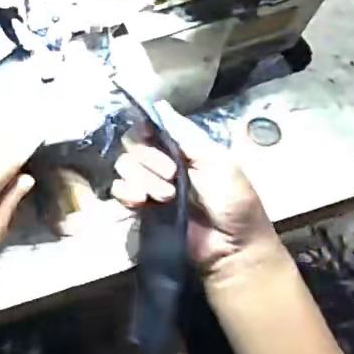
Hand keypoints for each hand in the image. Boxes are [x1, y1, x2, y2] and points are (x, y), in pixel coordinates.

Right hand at [111, 108, 290, 290]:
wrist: (231, 248)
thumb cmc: (234, 203)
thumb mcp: (219, 162)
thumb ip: (186, 136)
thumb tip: (160, 106)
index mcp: (182, 148)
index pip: (151, 128)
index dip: (146, 129)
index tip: (151, 136)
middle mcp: (162, 162)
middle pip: (134, 145)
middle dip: (149, 158)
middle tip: (171, 175)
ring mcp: (150, 185)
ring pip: (125, 166)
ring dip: (143, 177)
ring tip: (165, 196)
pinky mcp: (141, 208)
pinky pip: (120, 190)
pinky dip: (126, 192)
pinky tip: (140, 201)